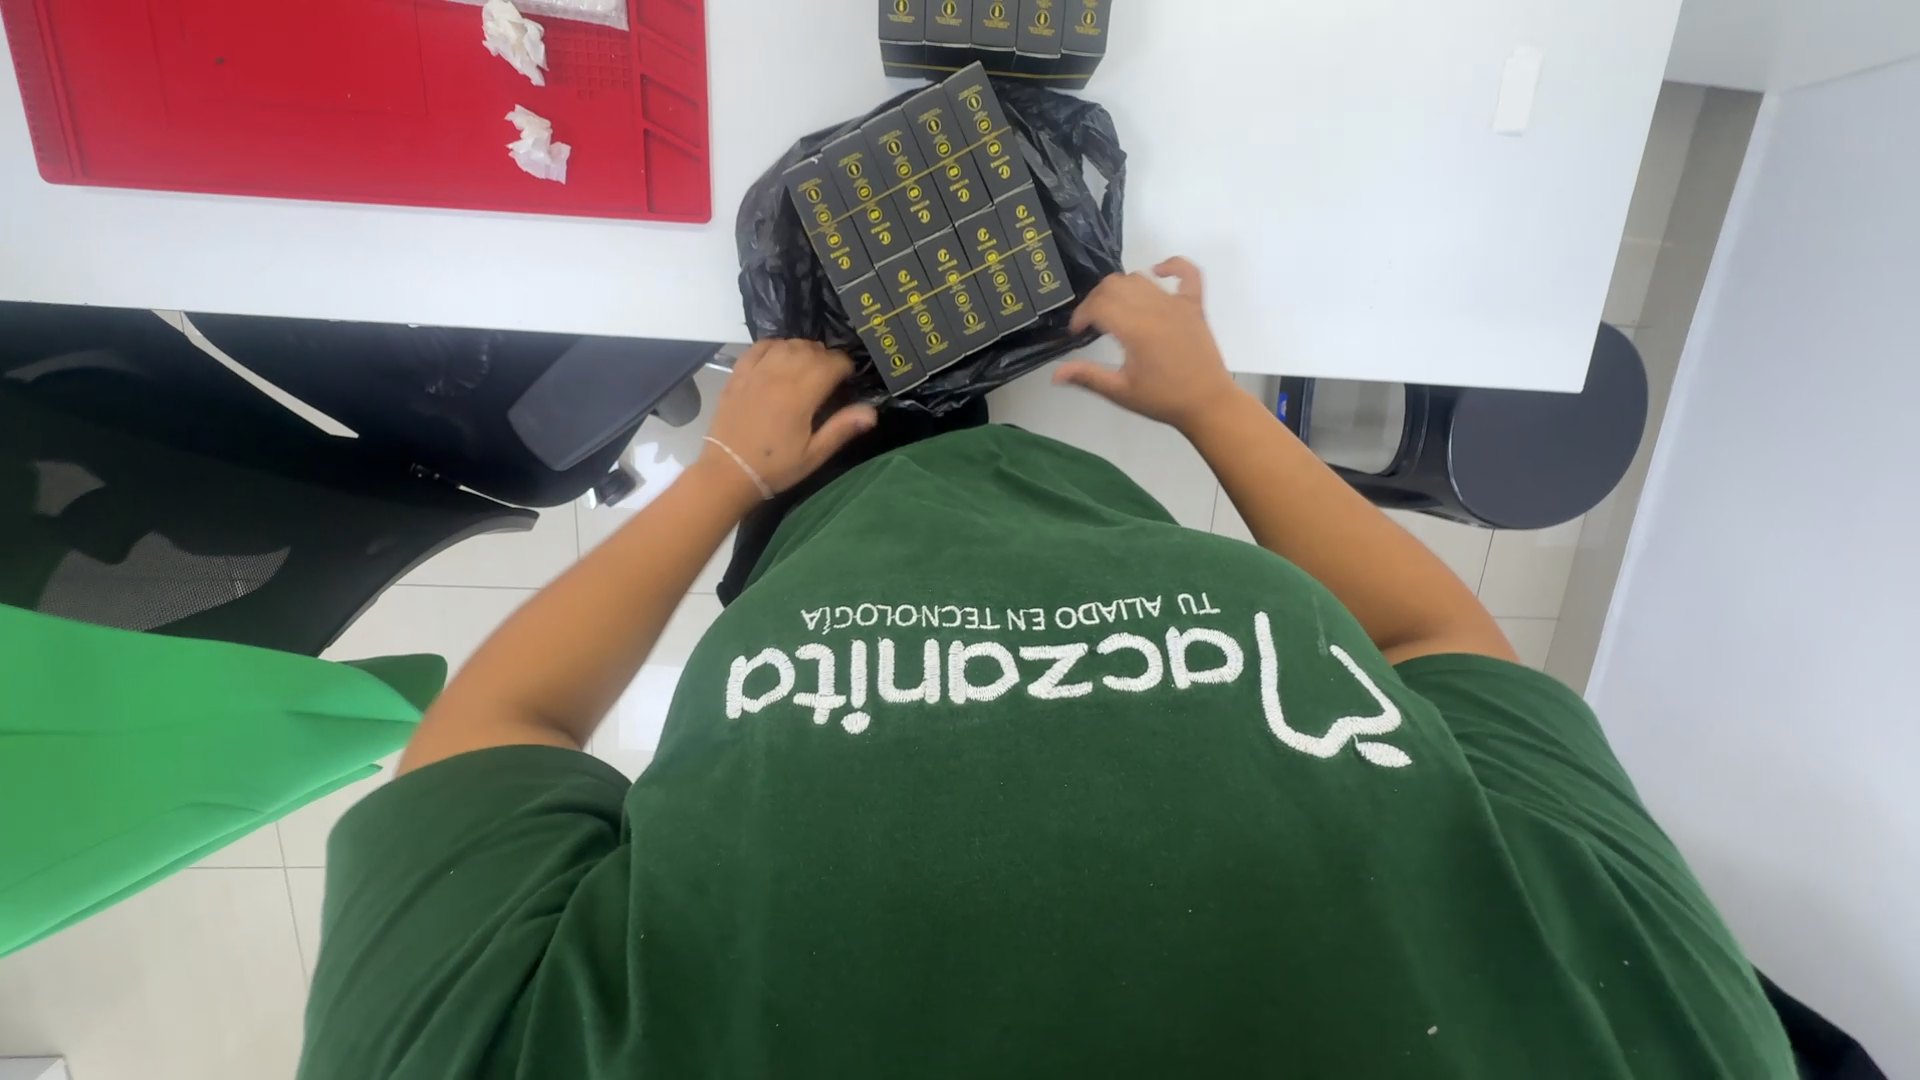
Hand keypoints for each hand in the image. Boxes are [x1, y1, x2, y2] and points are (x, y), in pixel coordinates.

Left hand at [700, 340, 876, 499]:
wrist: (729, 471)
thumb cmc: (776, 467)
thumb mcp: (814, 455)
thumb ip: (842, 428)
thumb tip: (871, 412)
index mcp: (800, 395)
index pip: (831, 363)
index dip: (845, 367)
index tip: (848, 379)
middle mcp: (778, 375)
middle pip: (810, 349)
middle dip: (826, 357)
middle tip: (831, 375)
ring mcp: (755, 372)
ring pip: (787, 344)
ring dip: (803, 349)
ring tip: (809, 365)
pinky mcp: (738, 374)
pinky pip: (760, 347)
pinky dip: (775, 346)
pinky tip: (781, 356)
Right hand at [1056, 257, 1245, 434]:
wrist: (1207, 403)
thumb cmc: (1162, 399)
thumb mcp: (1120, 392)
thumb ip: (1087, 377)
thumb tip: (1055, 374)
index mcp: (1136, 330)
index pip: (1098, 305)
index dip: (1080, 316)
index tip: (1077, 333)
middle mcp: (1155, 309)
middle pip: (1114, 286)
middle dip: (1095, 300)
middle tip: (1092, 324)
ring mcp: (1177, 304)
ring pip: (1139, 278)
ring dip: (1120, 289)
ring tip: (1115, 311)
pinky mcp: (1195, 305)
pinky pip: (1187, 273)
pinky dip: (1171, 266)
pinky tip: (1158, 272)